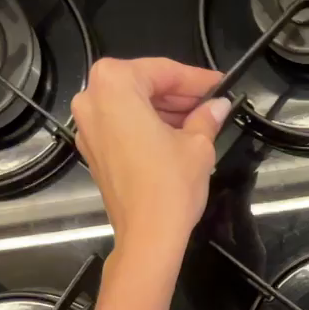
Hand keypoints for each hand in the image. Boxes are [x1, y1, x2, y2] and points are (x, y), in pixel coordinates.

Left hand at [70, 58, 231, 252]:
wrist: (148, 237)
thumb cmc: (170, 186)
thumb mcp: (198, 146)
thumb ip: (206, 118)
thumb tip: (219, 106)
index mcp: (115, 84)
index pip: (164, 71)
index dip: (197, 79)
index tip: (220, 84)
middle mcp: (92, 99)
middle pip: (144, 86)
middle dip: (179, 97)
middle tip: (212, 105)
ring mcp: (88, 128)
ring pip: (133, 108)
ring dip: (165, 113)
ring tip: (199, 124)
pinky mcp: (94, 153)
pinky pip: (123, 129)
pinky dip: (148, 129)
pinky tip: (176, 140)